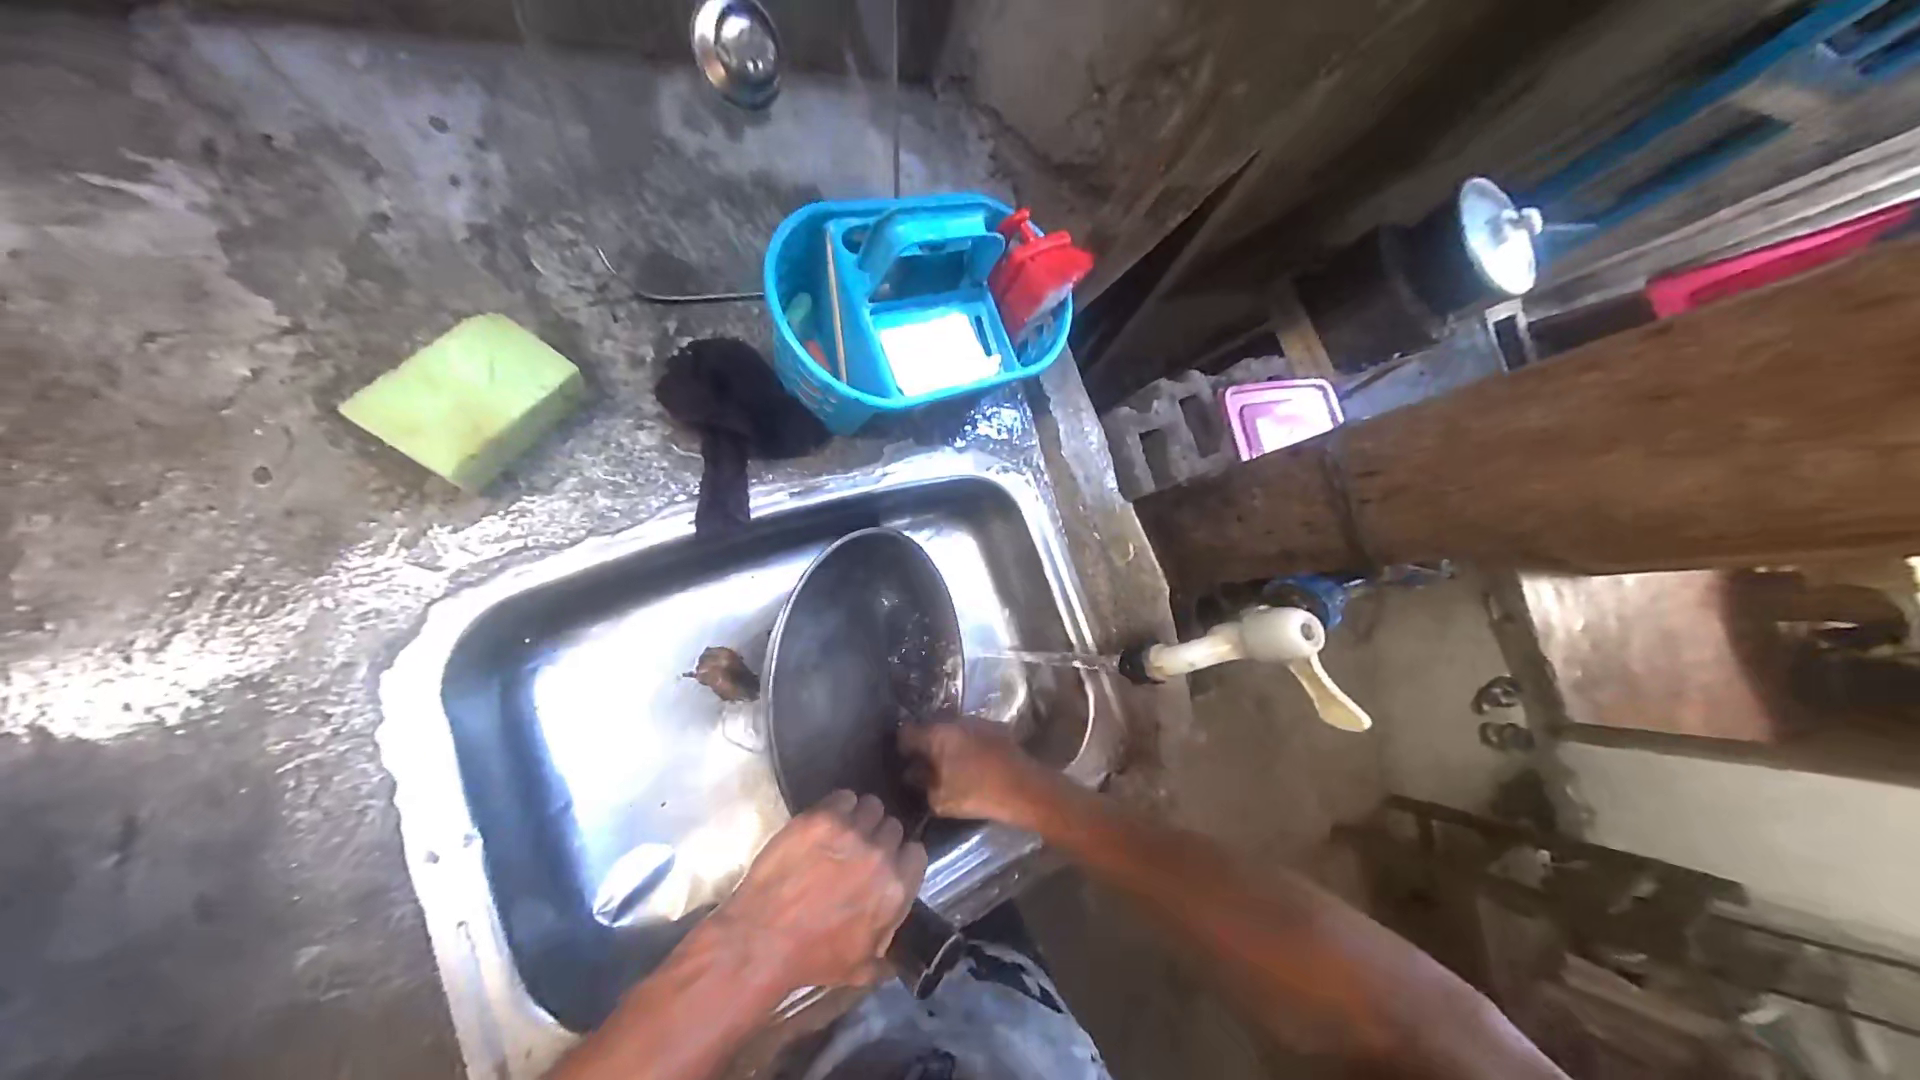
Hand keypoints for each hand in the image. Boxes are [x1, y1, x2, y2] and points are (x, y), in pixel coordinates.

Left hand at [707, 791, 926, 995]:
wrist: (760, 940)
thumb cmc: (812, 959)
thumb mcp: (861, 968)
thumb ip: (888, 950)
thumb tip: (897, 952)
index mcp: (895, 888)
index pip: (916, 852)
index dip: (901, 858)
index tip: (887, 863)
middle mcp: (879, 854)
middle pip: (893, 826)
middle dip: (880, 837)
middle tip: (861, 850)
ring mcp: (850, 831)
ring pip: (871, 806)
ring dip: (861, 818)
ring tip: (844, 831)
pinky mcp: (821, 817)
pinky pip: (843, 797)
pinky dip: (838, 807)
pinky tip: (826, 822)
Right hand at [899, 719, 1064, 827]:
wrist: (1025, 788)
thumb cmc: (978, 794)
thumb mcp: (940, 799)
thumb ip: (922, 782)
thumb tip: (913, 773)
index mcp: (937, 734)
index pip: (906, 732)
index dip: (901, 747)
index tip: (904, 762)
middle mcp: (955, 720)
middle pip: (930, 728)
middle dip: (925, 745)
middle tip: (925, 767)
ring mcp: (977, 721)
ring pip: (952, 730)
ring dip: (947, 744)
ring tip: (950, 766)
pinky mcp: (996, 728)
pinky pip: (970, 733)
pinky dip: (966, 745)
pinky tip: (972, 763)